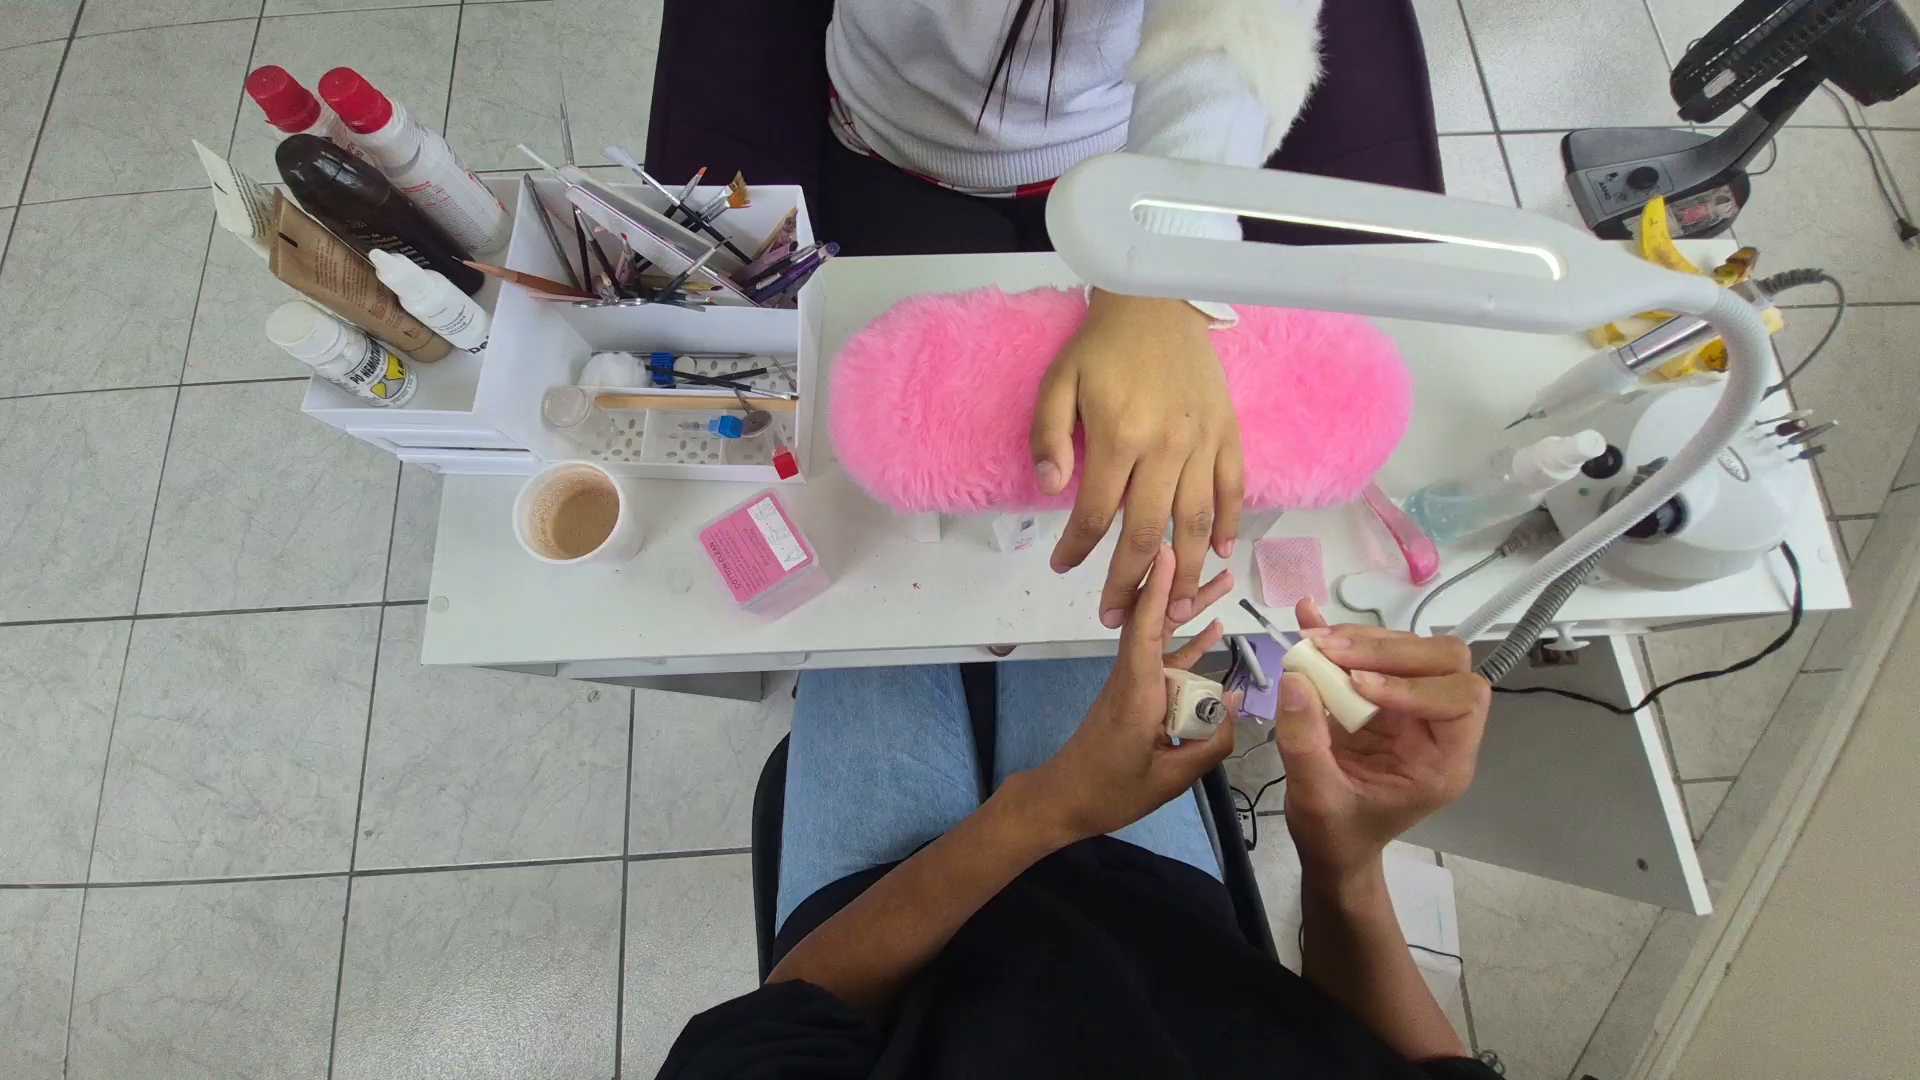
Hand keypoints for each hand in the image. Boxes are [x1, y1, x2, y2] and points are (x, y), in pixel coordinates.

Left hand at [1022, 546, 1242, 844]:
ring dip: (1191, 613)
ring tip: (1226, 587)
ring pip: (1163, 639)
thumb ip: (1208, 743)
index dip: (1157, 591)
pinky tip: (1214, 634)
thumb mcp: (1169, 779)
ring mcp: (1134, 684)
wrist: (1065, 799)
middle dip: (1186, 592)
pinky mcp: (1137, 695)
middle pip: (1157, 624)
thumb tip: (1235, 701)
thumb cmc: (1110, 791)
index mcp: (1136, 694)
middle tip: (1223, 567)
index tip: (1168, 554)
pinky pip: (1165, 662)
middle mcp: (1133, 678)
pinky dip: (1188, 646)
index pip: (1145, 631)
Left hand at [1032, 289, 1244, 629]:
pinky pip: (1235, 488)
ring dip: (1185, 570)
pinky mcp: (1229, 433)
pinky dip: (1231, 524)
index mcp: (1120, 437)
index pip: (1096, 514)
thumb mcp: (1058, 383)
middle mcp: (1167, 448)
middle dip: (1130, 581)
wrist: (1157, 301)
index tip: (1062, 567)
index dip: (1077, 549)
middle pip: (1148, 531)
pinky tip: (1220, 554)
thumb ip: (1048, 438)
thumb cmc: (1101, 347)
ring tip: (1174, 605)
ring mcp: (1204, 442)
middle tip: (1118, 615)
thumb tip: (1050, 491)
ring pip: (1197, 520)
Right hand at [1276, 600, 1489, 877]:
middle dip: (1386, 650)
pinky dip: (1341, 634)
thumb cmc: (1334, 831)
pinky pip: (1369, 654)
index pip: (1460, 698)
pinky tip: (1309, 615)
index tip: (1355, 686)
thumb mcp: (1314, 796)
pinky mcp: (1377, 695)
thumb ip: (1304, 740)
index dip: (1411, 683)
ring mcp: (1408, 707)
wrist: (1330, 842)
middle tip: (1331, 652)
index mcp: (1441, 761)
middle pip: (1443, 661)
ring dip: (1360, 641)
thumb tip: (1295, 677)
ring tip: (1312, 645)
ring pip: (1407, 649)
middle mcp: (1435, 726)